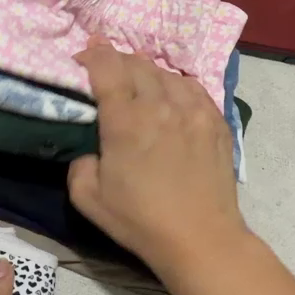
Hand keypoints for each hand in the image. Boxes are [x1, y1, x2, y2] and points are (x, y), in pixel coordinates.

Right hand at [68, 42, 247, 272]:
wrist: (201, 239)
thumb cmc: (140, 221)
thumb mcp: (87, 198)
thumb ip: (78, 162)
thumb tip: (90, 147)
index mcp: (125, 120)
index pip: (106, 66)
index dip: (91, 55)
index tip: (81, 59)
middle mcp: (160, 105)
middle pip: (135, 62)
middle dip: (114, 60)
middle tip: (103, 71)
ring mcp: (193, 110)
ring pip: (164, 72)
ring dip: (144, 71)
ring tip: (135, 84)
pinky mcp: (215, 120)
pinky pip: (191, 87)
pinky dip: (173, 85)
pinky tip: (167, 97)